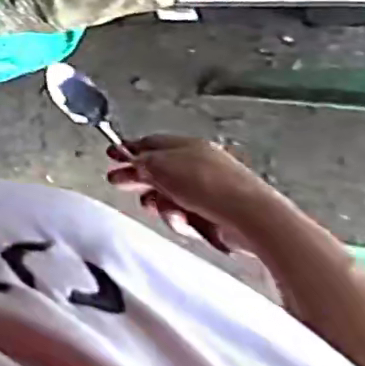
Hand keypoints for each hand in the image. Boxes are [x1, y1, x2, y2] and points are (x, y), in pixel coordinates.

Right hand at [106, 135, 290, 254]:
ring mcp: (212, 192)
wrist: (252, 219)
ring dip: (160, 203)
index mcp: (189, 146)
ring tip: (158, 207)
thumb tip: (130, 161)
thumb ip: (138, 160)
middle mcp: (201, 166)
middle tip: (120, 182)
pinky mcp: (220, 216)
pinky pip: (187, 216)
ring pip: (170, 196)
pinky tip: (184, 221)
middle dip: (140, 179)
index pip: (150, 144)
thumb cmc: (207, 184)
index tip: (112, 156)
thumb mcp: (158, 164)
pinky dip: (181, 220)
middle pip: (159, 171)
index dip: (128, 150)